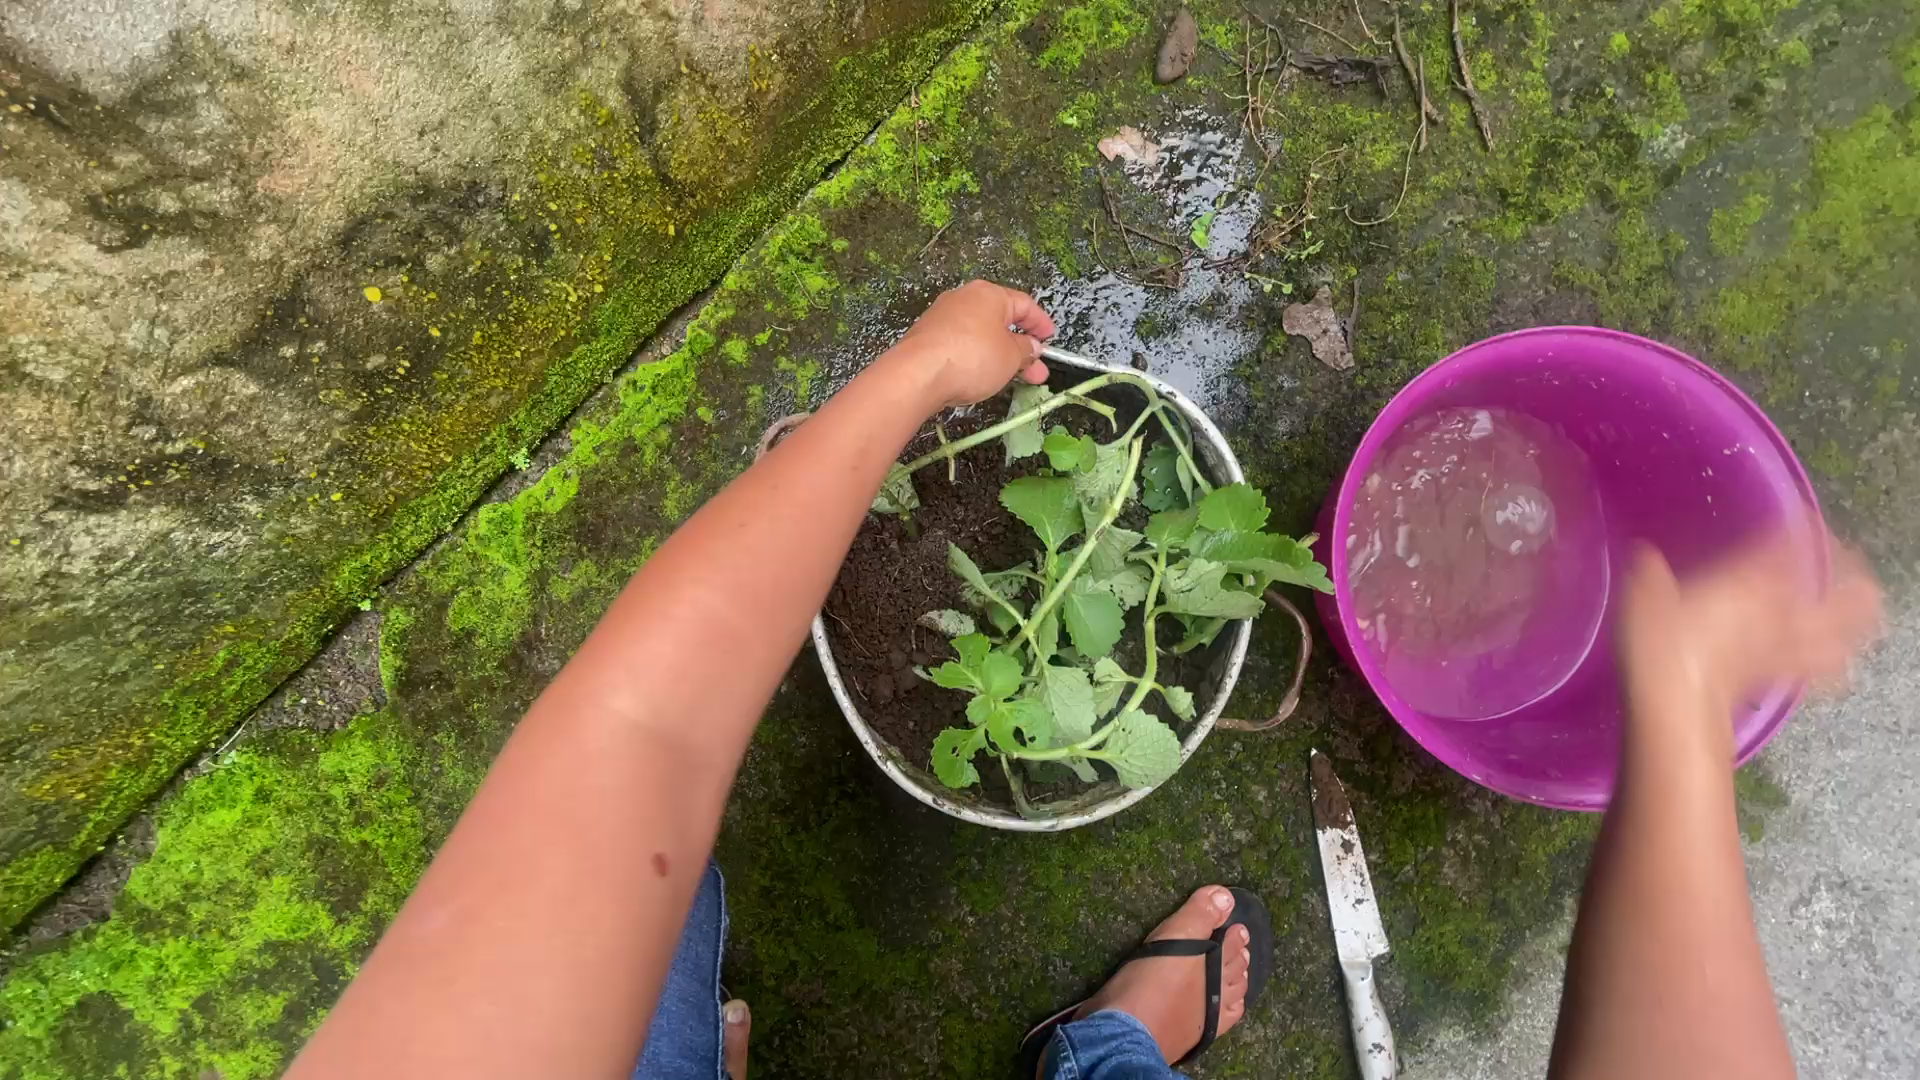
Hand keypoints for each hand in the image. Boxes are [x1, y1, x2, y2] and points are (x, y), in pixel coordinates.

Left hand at [889, 280, 1053, 407]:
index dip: (1041, 323)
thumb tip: (1032, 347)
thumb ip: (1026, 350)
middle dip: (1021, 348)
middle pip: (1000, 322)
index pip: (1024, 304)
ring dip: (999, 356)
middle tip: (1036, 371)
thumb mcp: (1011, 357)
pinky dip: (976, 359)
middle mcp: (964, 299)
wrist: (917, 375)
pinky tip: (982, 377)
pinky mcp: (927, 338)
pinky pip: (961, 346)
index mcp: (989, 294)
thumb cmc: (971, 358)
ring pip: (980, 335)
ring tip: (1011, 379)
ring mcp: (943, 318)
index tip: (1050, 339)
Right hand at [1618, 527, 1882, 725]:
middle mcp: (1785, 609)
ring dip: (1861, 610)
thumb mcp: (1639, 596)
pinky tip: (1836, 653)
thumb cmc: (1657, 643)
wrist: (1676, 702)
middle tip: (1838, 557)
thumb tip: (1643, 551)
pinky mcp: (1788, 675)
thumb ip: (1648, 571)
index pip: (1790, 546)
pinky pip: (1831, 665)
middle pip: (1846, 585)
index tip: (1798, 516)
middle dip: (1850, 569)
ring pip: (1854, 624)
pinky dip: (1840, 656)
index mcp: (1751, 582)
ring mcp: (1793, 644)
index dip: (1800, 528)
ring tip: (1854, 599)